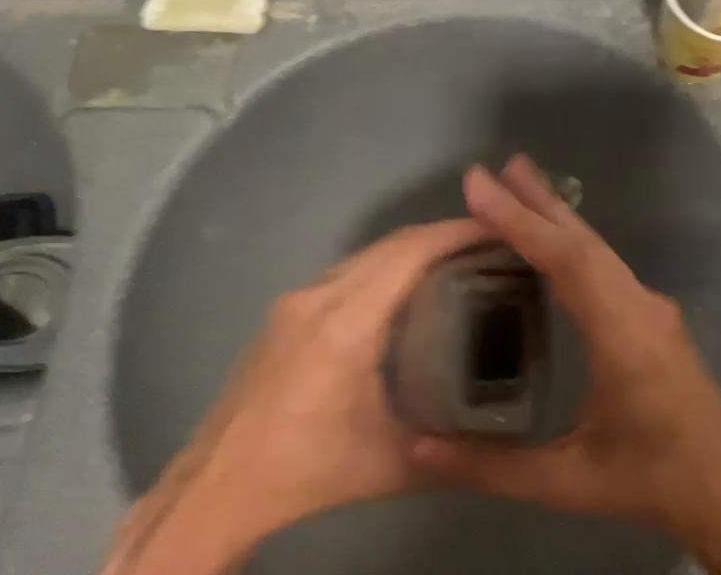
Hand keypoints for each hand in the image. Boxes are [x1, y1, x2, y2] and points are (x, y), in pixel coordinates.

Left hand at [103, 217, 490, 574]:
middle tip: (491, 244)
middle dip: (443, 236)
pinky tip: (406, 289)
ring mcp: (295, 302)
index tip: (499, 228)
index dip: (457, 233)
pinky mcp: (283, 314)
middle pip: (391, 245)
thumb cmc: (306, 473)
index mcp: (346, 324)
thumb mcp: (392, 464)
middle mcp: (318, 298)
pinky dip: (385, 266)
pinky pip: (346, 271)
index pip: (410, 253)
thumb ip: (453, 444)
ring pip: (366, 255)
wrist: (214, 492)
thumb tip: (506, 432)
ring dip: (413, 250)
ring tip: (458, 261)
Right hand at [414, 157, 720, 574]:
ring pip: (599, 249)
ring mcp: (651, 307)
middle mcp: (639, 306)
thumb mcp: (567, 481)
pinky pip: (607, 265)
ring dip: (558, 217)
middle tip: (499, 166)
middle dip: (538, 202)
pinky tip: (555, 243)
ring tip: (521, 185)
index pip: (566, 261)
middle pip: (584, 242)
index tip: (481, 186)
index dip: (521, 221)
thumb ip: (491, 467)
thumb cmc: (650, 477)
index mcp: (621, 334)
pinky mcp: (653, 317)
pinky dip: (574, 243)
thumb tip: (414, 450)